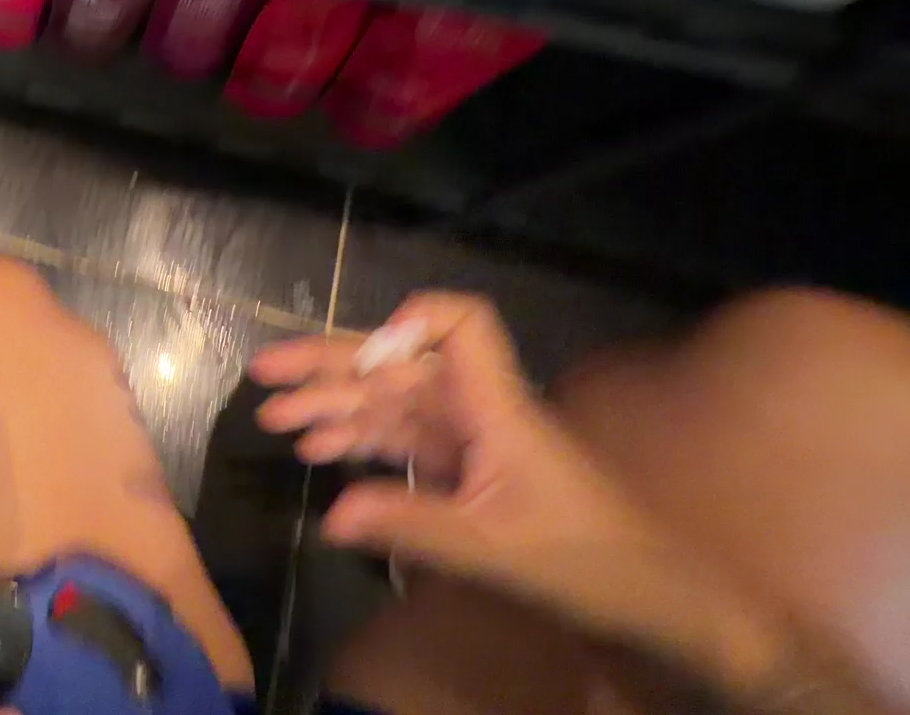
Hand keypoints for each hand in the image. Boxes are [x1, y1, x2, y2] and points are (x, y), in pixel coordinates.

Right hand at [249, 292, 785, 690]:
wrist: (665, 607)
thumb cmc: (597, 566)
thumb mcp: (499, 551)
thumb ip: (411, 526)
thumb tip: (329, 515)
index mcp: (495, 406)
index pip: (463, 324)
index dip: (410, 320)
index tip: (363, 354)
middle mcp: (474, 406)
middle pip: (393, 363)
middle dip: (326, 366)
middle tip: (264, 377)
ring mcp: (465, 435)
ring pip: (385, 401)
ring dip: (329, 406)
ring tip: (275, 421)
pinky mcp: (460, 464)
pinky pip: (396, 439)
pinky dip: (355, 440)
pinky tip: (317, 453)